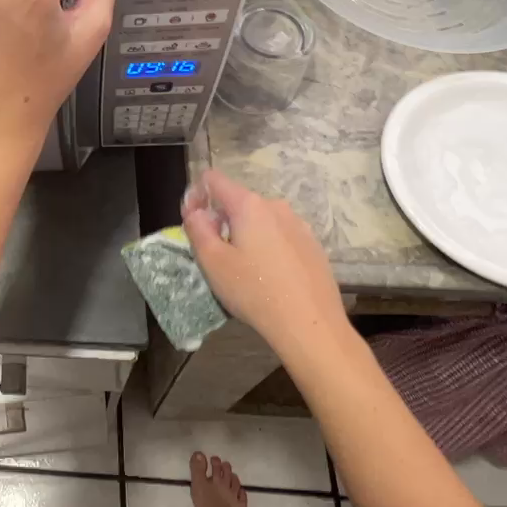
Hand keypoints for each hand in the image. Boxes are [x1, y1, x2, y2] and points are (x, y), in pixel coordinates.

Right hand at [183, 169, 352, 362]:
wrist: (311, 326)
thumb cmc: (254, 291)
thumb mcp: (212, 261)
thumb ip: (196, 228)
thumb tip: (197, 211)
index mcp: (249, 205)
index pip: (214, 180)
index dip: (196, 195)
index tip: (193, 223)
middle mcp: (276, 207)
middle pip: (238, 201)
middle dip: (221, 220)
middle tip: (215, 254)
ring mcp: (299, 226)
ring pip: (260, 220)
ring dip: (245, 235)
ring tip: (243, 269)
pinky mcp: (313, 246)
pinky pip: (280, 237)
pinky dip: (268, 247)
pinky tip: (269, 277)